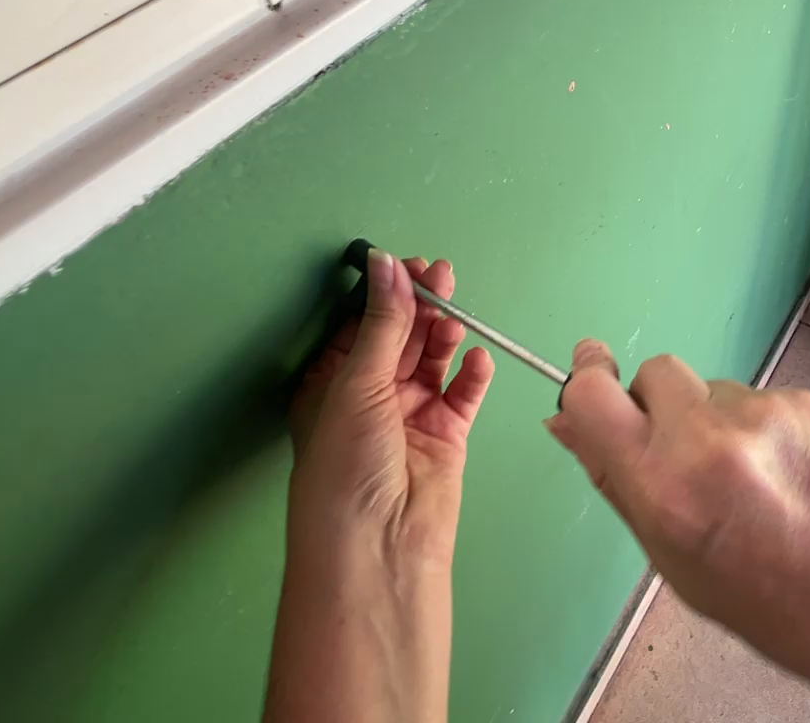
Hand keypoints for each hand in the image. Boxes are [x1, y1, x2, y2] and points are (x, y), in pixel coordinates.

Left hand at [287, 251, 494, 564]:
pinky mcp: (447, 431)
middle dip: (421, 306)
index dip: (386, 294)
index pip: (362, 325)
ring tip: (455, 320)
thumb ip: (382, 322)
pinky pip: (462, 393)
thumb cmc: (348, 462)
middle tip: (442, 276)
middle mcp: (371, 394)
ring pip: (432, 359)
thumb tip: (385, 261)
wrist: (379, 547)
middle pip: (401, 336)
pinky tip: (476, 361)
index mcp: (333, 382)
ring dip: (444, 336)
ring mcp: (411, 413)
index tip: (410, 266)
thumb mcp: (358, 385)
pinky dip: (471, 375)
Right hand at [544, 341, 809, 691]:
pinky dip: (753, 426)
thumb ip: (618, 484)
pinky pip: (753, 398)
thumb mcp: (676, 564)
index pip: (591, 397)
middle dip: (654, 402)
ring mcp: (761, 412)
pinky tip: (782, 470)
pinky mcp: (802, 398)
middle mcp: (708, 440)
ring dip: (708, 418)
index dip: (584, 380)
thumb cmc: (774, 603)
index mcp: (666, 491)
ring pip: (707, 387)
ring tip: (746, 476)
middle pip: (652, 371)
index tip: (588, 370)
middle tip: (679, 449)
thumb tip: (567, 425)